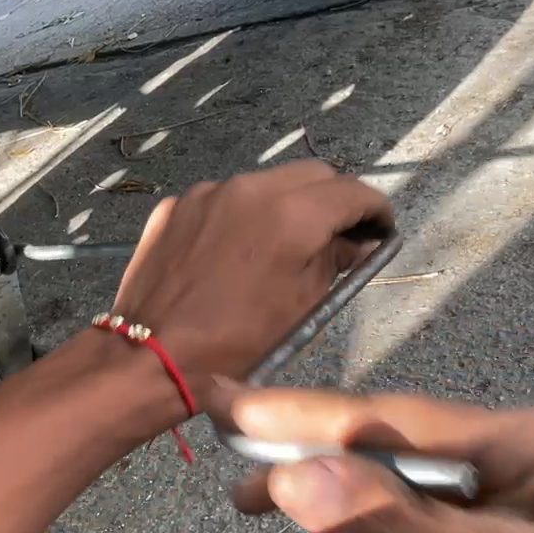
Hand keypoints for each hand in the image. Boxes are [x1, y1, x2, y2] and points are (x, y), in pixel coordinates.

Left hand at [111, 163, 391, 390]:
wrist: (152, 357)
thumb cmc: (236, 344)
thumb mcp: (300, 309)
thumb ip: (335, 263)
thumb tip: (358, 243)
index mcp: (291, 216)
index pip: (352, 192)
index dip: (375, 209)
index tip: (381, 228)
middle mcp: (251, 188)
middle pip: (312, 175)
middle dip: (333, 200)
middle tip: (339, 236)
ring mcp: (208, 192)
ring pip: (265, 184)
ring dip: (286, 206)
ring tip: (283, 246)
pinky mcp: (176, 205)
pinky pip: (223, 200)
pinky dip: (241, 217)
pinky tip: (234, 253)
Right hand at [228, 390, 533, 532]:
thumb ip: (393, 525)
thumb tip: (289, 483)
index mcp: (522, 442)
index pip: (398, 423)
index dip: (313, 417)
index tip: (238, 410)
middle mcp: (497, 457)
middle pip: (381, 440)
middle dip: (302, 436)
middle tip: (222, 417)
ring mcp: (473, 499)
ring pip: (375, 475)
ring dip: (312, 474)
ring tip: (244, 486)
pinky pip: (383, 511)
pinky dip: (338, 509)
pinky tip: (297, 504)